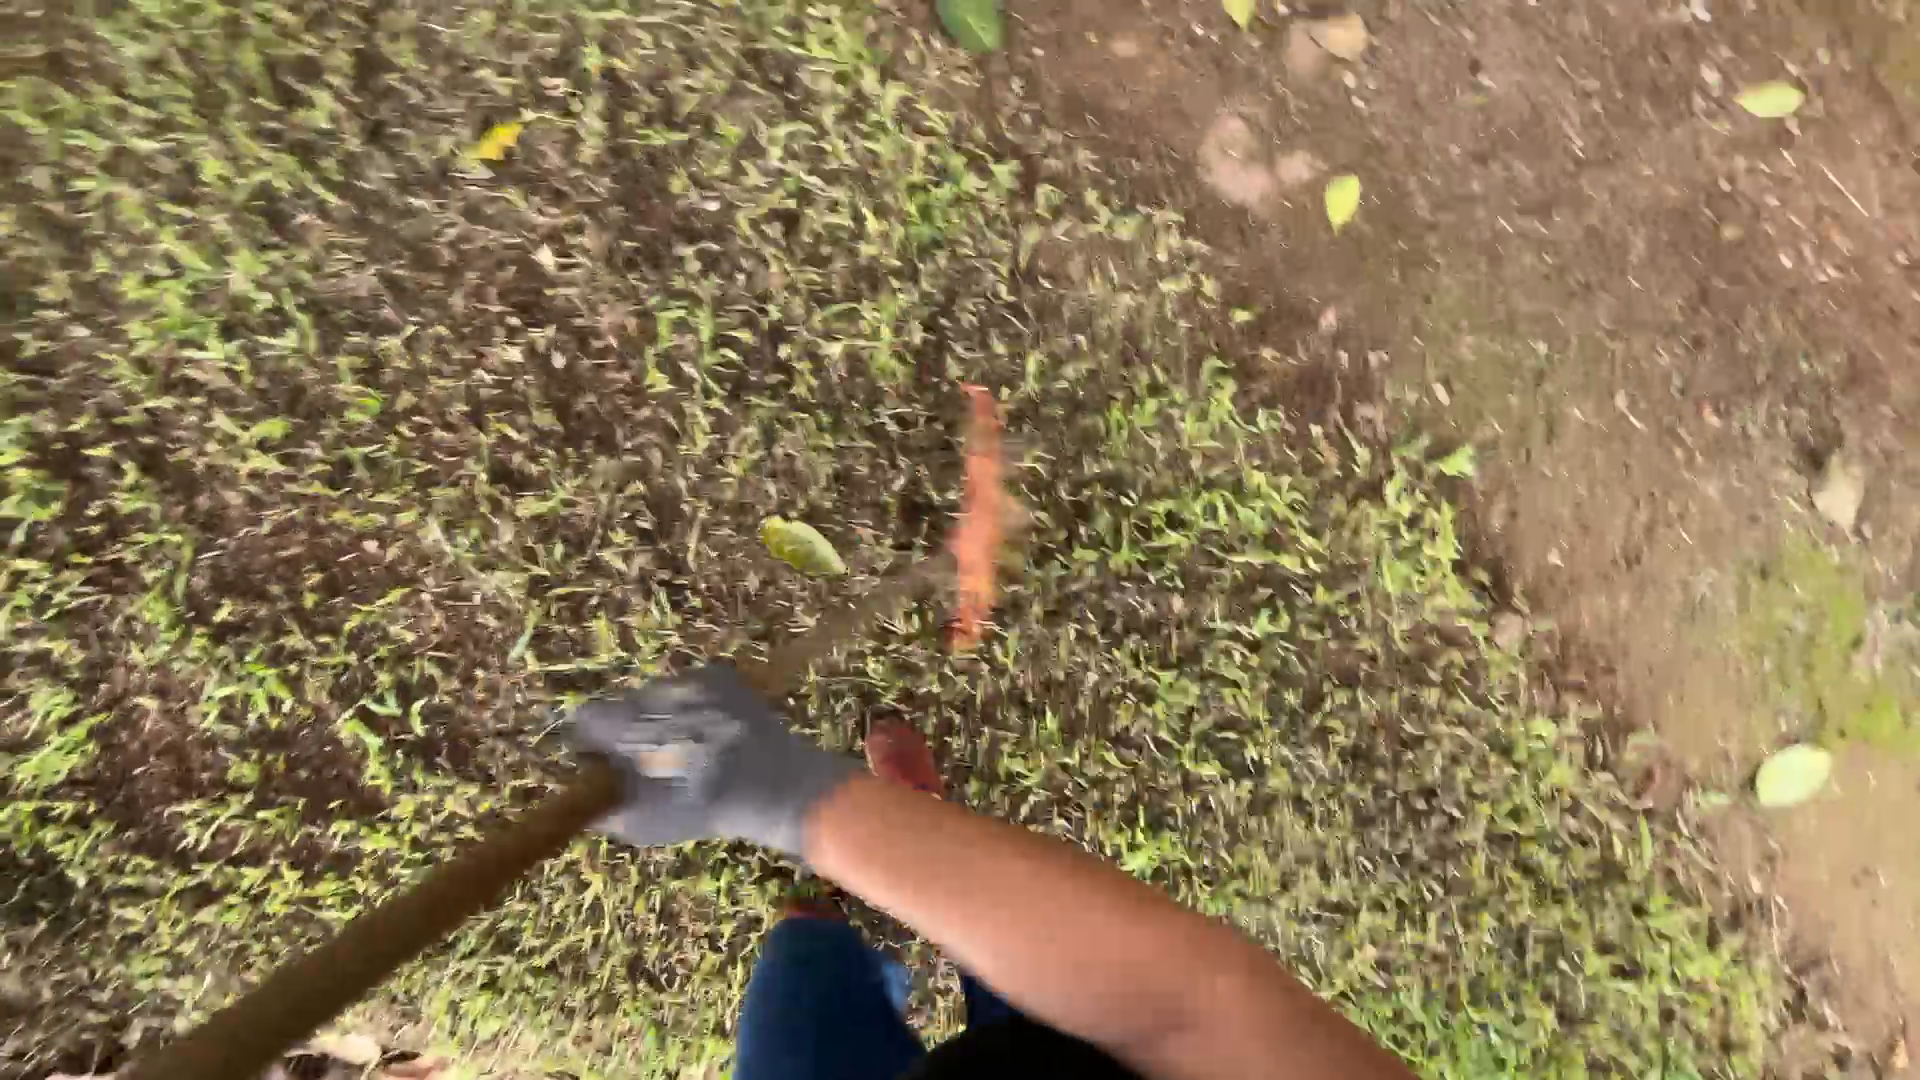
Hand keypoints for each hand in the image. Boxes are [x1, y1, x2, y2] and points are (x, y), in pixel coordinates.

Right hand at [563, 664, 856, 857]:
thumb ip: (604, 810)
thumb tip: (584, 802)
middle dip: (628, 727)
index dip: (590, 739)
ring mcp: (692, 678)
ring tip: (684, 744)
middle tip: (647, 755)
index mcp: (630, 726)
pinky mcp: (719, 675)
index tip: (602, 758)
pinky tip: (708, 730)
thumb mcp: (645, 823)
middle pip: (624, 703)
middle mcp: (658, 692)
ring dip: (661, 714)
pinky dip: (691, 704)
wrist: (774, 783)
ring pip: (658, 692)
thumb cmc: (704, 808)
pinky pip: (690, 686)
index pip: (586, 717)